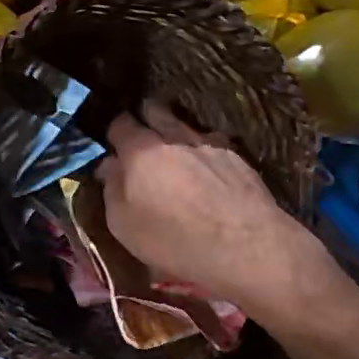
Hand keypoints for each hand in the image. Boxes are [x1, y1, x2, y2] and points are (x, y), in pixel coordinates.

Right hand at [98, 101, 334, 321]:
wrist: (247, 248)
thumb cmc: (174, 239)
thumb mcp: (123, 224)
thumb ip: (112, 189)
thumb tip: (110, 167)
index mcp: (140, 150)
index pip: (119, 124)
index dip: (113, 131)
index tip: (112, 143)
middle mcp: (174, 137)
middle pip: (155, 111)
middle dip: (145, 117)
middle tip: (141, 136)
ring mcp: (209, 144)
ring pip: (186, 125)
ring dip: (176, 132)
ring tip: (174, 149)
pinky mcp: (238, 157)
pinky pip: (213, 143)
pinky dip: (204, 150)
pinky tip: (207, 167)